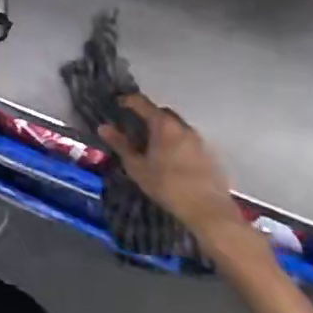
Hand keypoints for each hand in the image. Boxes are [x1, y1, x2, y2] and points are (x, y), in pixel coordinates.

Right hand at [98, 94, 240, 235]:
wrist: (209, 211)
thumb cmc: (168, 186)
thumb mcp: (137, 167)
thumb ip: (120, 145)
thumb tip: (103, 127)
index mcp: (163, 124)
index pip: (141, 102)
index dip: (127, 100)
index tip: (117, 104)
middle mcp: (182, 125)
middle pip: (161, 112)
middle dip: (147, 115)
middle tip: (135, 127)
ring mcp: (198, 139)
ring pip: (176, 126)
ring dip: (164, 130)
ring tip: (154, 145)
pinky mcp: (209, 154)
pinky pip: (188, 140)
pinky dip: (177, 143)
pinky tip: (172, 159)